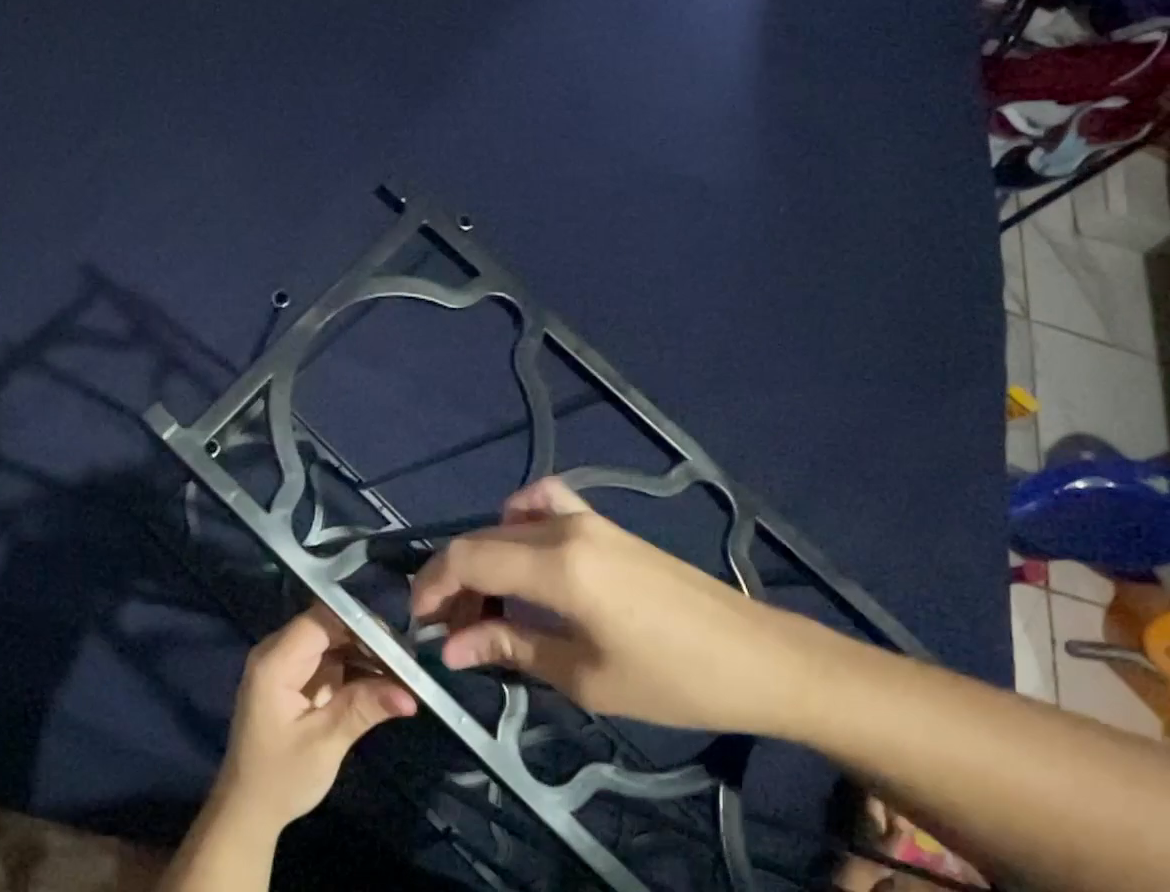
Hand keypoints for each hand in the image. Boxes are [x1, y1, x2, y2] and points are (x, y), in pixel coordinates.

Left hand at [212, 607, 417, 831]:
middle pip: (326, 628)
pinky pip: (328, 662)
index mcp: (275, 662)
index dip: (357, 623)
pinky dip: (355, 669)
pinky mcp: (295, 680)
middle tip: (408, 658)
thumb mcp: (325, 742)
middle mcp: (276, 654)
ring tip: (405, 670)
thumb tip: (410, 694)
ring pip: (331, 643)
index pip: (319, 621)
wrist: (250, 807)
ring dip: (365, 654)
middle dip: (367, 639)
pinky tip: (384, 681)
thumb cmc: (281, 776)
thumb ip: (363, 709)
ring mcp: (285, 666)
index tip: (397, 640)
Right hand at [410, 478, 807, 735]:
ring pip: (505, 526)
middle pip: (480, 539)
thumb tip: (449, 648)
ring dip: (480, 560)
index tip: (419, 623)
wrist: (765, 661)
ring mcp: (588, 520)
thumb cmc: (675, 680)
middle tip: (447, 627)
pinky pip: (543, 505)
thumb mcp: (585, 677)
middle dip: (452, 579)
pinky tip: (523, 559)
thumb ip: (510, 649)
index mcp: (558, 567)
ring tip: (482, 604)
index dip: (432, 585)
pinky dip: (515, 525)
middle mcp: (565, 529)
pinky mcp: (605, 526)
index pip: (466, 558)